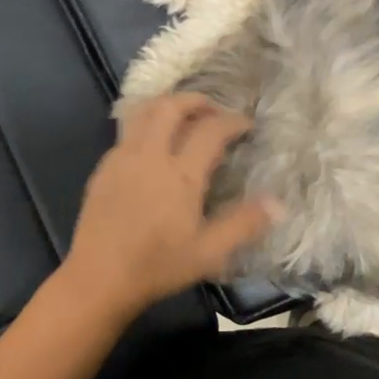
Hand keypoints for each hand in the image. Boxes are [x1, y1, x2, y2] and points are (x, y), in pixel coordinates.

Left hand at [60, 94, 280, 312]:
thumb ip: (244, 224)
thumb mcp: (209, 253)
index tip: (246, 125)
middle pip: (171, 107)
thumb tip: (279, 204)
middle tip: (213, 111)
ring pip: (143, 113)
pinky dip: (145, 126)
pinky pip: (126, 133)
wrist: (99, 278)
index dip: (232, 121)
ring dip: (166, 106)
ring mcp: (121, 159)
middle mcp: (150, 156)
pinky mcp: (102, 169)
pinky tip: (152, 148)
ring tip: (183, 118)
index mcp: (181, 174)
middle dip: (196, 101)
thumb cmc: (157, 266)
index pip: (211, 130)